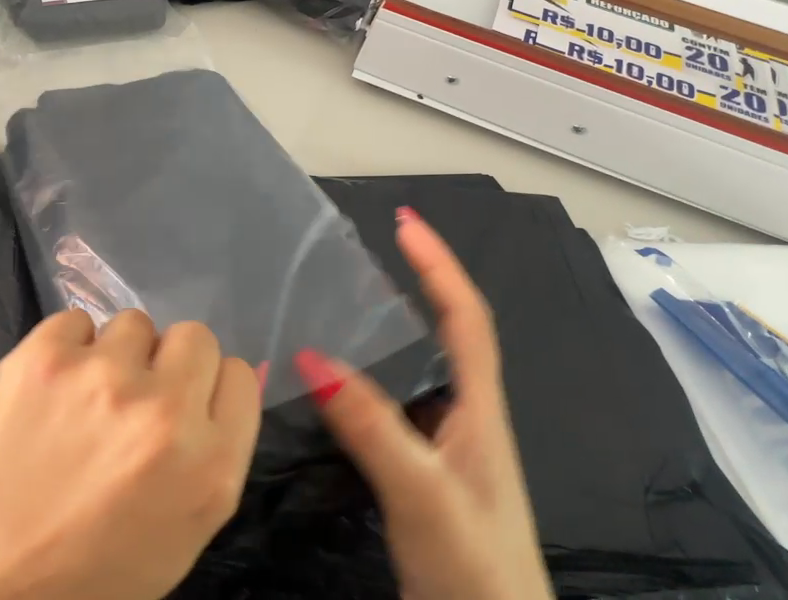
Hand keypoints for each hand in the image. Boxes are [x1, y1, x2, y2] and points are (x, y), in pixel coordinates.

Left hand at [0, 308, 262, 599]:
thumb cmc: (87, 572)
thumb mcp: (177, 536)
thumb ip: (206, 459)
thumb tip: (212, 392)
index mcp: (209, 467)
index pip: (239, 375)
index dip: (210, 386)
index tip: (185, 400)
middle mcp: (164, 411)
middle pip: (194, 337)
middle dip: (170, 362)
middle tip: (136, 394)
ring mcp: (101, 377)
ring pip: (133, 323)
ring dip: (116, 353)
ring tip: (85, 396)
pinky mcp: (43, 356)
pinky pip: (76, 319)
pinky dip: (67, 347)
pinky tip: (50, 388)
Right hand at [294, 207, 551, 599]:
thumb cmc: (477, 570)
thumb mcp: (423, 494)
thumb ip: (371, 427)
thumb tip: (310, 354)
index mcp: (478, 413)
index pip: (466, 320)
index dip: (440, 266)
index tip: (406, 222)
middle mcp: (464, 420)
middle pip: (445, 336)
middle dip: (416, 286)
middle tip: (366, 255)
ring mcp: (445, 450)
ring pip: (415, 371)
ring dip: (389, 330)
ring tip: (341, 304)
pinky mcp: (422, 475)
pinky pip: (392, 405)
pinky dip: (366, 378)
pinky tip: (333, 386)